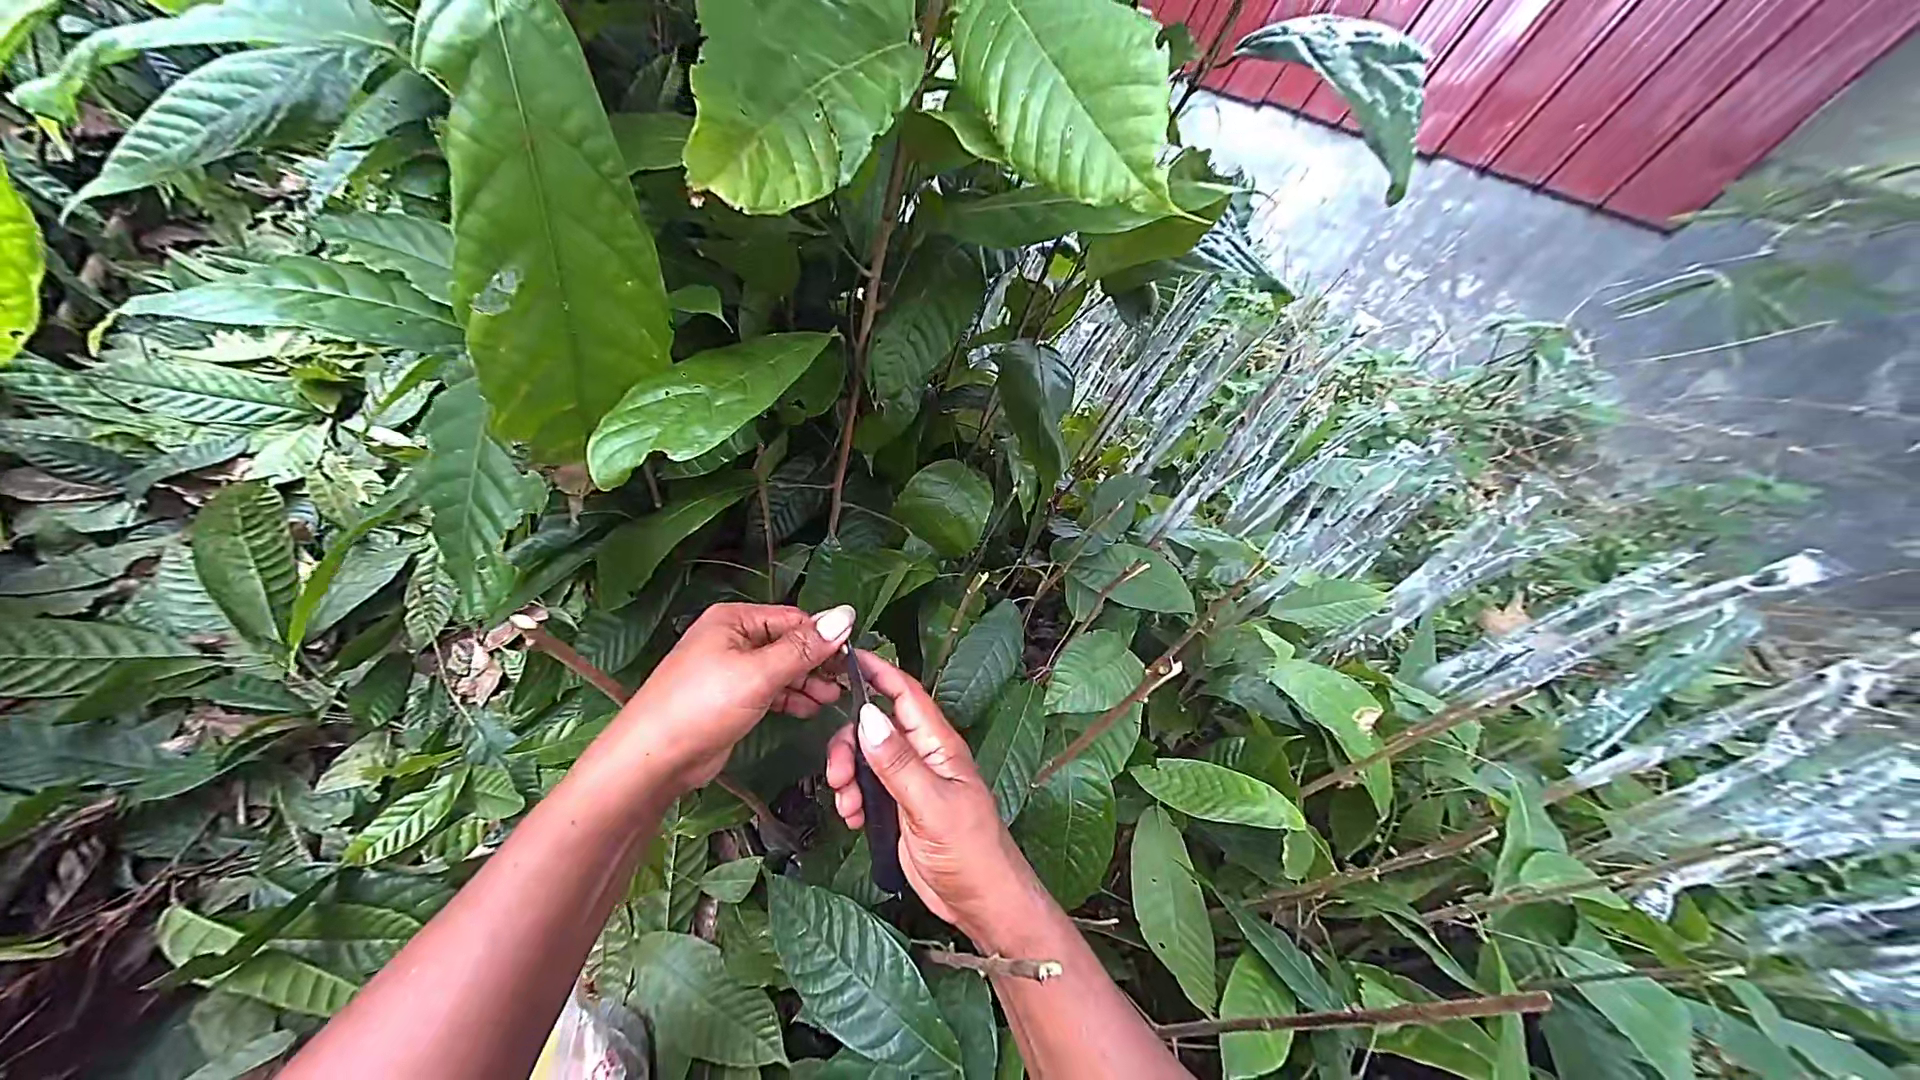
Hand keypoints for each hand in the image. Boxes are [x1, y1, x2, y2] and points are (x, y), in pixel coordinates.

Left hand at [580, 603, 853, 797]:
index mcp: (735, 620)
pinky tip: (809, 708)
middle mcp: (733, 638)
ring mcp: (732, 669)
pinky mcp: (732, 697)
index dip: (825, 638)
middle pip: (790, 643)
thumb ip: (804, 648)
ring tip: (831, 698)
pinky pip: (771, 689)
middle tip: (844, 682)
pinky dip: (791, 697)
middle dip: (817, 663)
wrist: (652, 760)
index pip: (794, 620)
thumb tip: (845, 616)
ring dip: (807, 682)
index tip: (851, 659)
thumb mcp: (759, 673)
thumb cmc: (700, 707)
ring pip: (782, 668)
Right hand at [825, 651, 1043, 940]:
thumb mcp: (932, 806)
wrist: (982, 903)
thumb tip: (867, 716)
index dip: (879, 672)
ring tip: (847, 804)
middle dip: (850, 743)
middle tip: (839, 773)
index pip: (906, 694)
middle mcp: (923, 756)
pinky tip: (854, 818)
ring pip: (867, 757)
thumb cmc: (971, 851)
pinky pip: (866, 788)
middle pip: (876, 726)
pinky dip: (853, 798)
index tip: (846, 659)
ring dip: (848, 774)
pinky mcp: (900, 807)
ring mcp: (911, 781)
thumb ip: (898, 763)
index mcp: (939, 745)